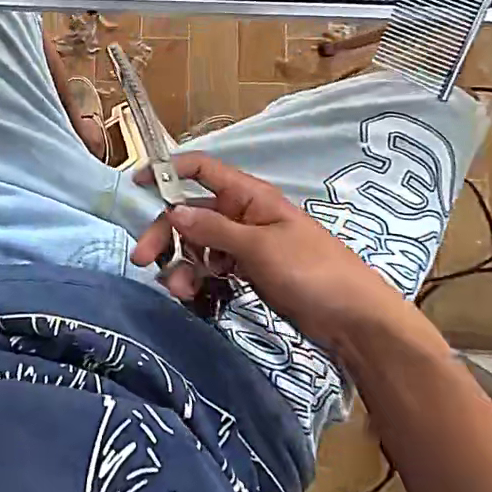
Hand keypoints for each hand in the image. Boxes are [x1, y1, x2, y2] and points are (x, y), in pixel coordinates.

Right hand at [130, 152, 415, 350]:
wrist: (354, 321)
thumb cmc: (312, 271)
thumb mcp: (259, 247)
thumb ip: (214, 229)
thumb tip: (172, 211)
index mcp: (248, 196)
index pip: (201, 170)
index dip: (168, 170)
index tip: (137, 182)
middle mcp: (242, 215)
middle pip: (190, 215)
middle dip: (166, 234)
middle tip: (143, 261)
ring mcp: (244, 244)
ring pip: (197, 245)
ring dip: (181, 264)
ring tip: (179, 291)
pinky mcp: (247, 271)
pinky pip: (211, 268)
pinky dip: (198, 279)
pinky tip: (195, 296)